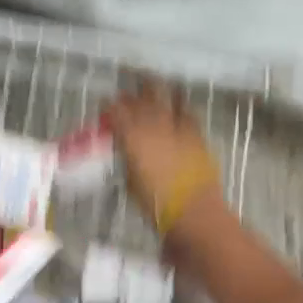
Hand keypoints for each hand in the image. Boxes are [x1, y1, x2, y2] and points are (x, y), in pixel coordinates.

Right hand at [104, 78, 222, 234]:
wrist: (196, 213)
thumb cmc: (157, 205)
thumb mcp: (131, 181)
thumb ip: (128, 158)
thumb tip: (127, 149)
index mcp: (132, 137)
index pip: (116, 111)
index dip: (109, 107)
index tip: (106, 107)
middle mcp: (153, 125)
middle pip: (140, 97)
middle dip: (131, 94)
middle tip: (126, 95)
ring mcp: (177, 126)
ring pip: (164, 96)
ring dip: (155, 92)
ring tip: (150, 89)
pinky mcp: (196, 132)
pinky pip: (186, 111)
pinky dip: (178, 107)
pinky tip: (176, 108)